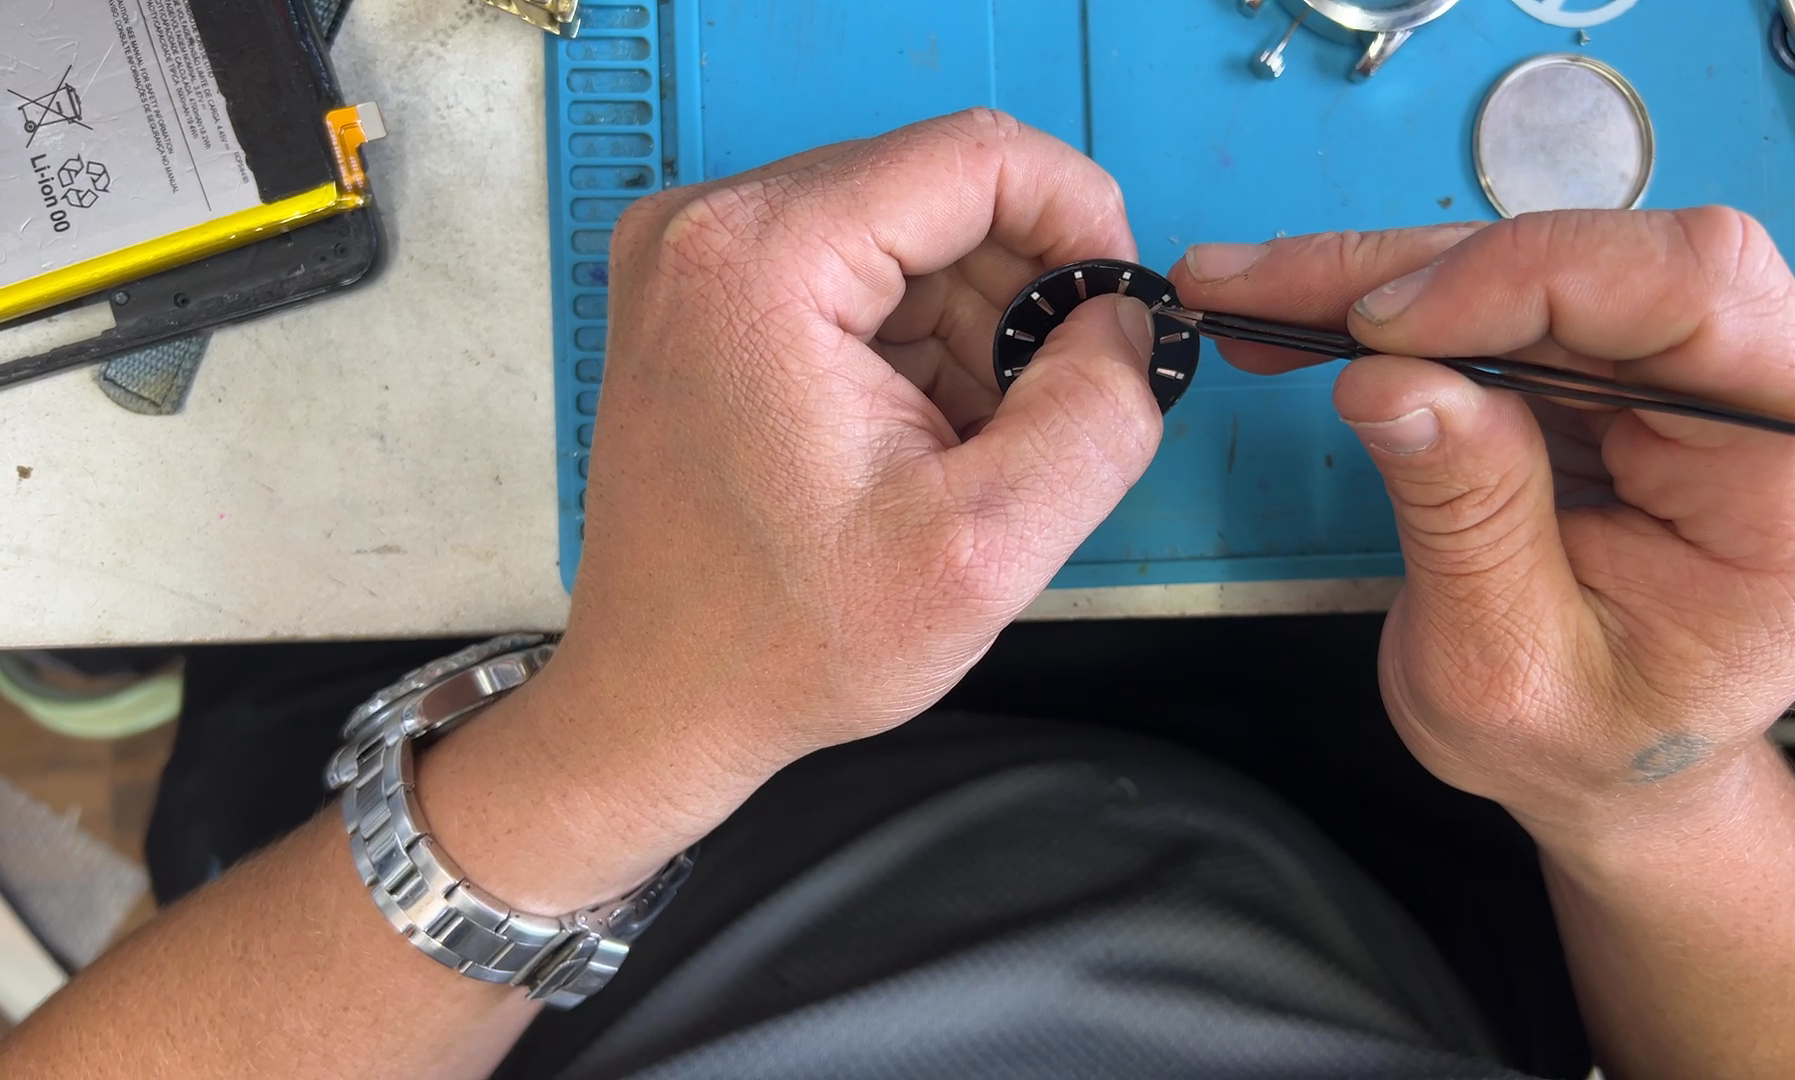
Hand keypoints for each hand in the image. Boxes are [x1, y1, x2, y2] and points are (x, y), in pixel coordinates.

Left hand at [548, 109, 1159, 775]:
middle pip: (939, 202)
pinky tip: (929, 446)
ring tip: (976, 452)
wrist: (666, 700)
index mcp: (764, 260)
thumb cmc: (789, 643)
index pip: (975, 158)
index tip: (1119, 308)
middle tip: (1051, 410)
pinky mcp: (717, 316)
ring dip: (977, 338)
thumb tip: (1126, 325)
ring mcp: (705, 272)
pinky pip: (864, 294)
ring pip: (909, 251)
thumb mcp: (984, 549)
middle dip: (1026, 298)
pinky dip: (925, 356)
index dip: (1079, 218)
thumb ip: (1097, 420)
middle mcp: (713, 236)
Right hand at [1171, 210, 1794, 838]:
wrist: (1596, 766)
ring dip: (1356, 289)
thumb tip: (1380, 380)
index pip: (1686, 291)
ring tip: (1243, 299)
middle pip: (1573, 266)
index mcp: (1786, 478)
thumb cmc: (1571, 742)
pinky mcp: (1589, 391)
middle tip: (1245, 285)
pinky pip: (1474, 325)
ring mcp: (1665, 386)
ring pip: (1504, 281)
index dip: (1515, 279)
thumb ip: (1462, 514)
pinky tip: (1291, 328)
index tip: (1371, 329)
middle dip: (1389, 273)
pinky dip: (1366, 325)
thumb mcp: (1498, 656)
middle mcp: (1750, 400)